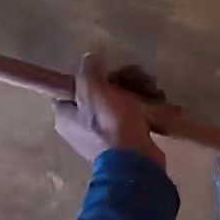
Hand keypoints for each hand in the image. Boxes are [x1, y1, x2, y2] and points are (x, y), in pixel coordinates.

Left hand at [53, 53, 165, 170]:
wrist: (135, 162)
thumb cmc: (109, 123)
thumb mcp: (93, 90)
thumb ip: (88, 70)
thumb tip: (90, 58)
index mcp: (65, 117)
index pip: (68, 89)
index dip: (84, 77)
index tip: (101, 71)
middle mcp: (78, 128)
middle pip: (95, 95)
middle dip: (116, 83)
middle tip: (131, 77)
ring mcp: (100, 137)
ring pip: (114, 104)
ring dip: (132, 93)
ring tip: (149, 87)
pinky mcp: (121, 142)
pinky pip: (128, 118)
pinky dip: (140, 108)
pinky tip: (155, 100)